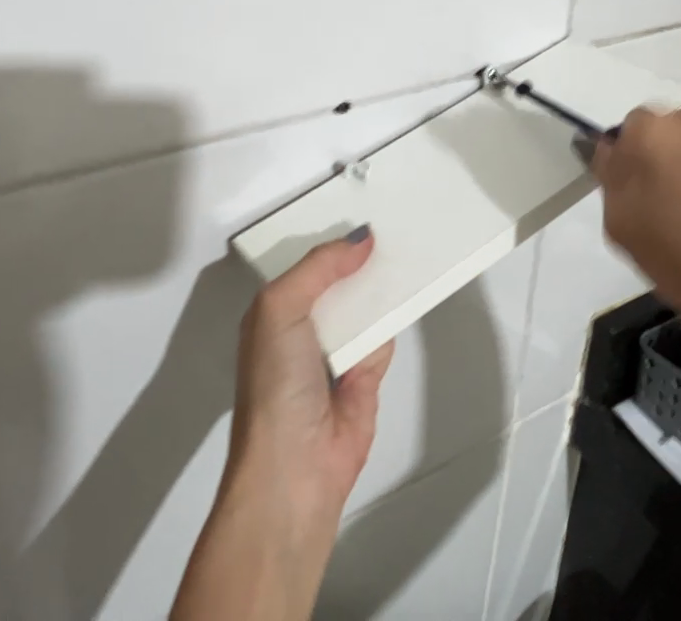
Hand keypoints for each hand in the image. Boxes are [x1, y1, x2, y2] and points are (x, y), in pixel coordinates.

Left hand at [226, 227, 394, 520]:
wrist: (296, 466)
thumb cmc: (274, 386)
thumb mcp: (279, 309)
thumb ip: (318, 269)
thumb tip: (359, 239)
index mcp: (273, 312)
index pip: (304, 266)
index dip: (328, 244)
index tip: (358, 213)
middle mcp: (303, 330)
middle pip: (339, 284)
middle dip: (360, 261)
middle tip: (392, 226)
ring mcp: (335, 353)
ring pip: (365, 307)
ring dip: (381, 288)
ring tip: (407, 251)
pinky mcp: (366, 375)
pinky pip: (384, 338)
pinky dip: (392, 324)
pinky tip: (407, 299)